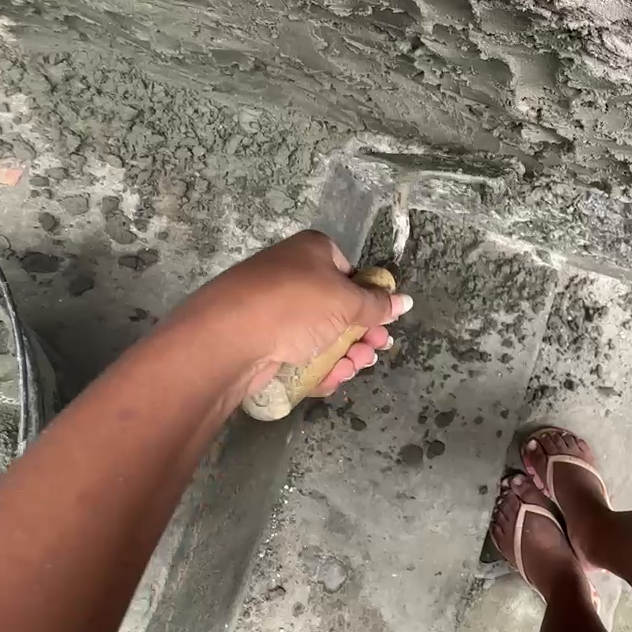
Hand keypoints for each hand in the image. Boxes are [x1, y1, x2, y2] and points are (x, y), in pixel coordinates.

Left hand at [155, 230, 411, 398]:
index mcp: (313, 251)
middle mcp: (292, 275)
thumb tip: (406, 301)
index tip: (383, 324)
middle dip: (361, 334)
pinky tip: (330, 380)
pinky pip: (298, 352)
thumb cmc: (294, 306)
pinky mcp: (261, 341)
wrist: (225, 340)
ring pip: (320, 334)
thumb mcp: (347, 302)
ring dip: (344, 354)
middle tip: (374, 352)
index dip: (369, 300)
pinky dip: (317, 367)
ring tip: (353, 369)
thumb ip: (378, 305)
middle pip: (339, 308)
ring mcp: (274, 309)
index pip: (351, 272)